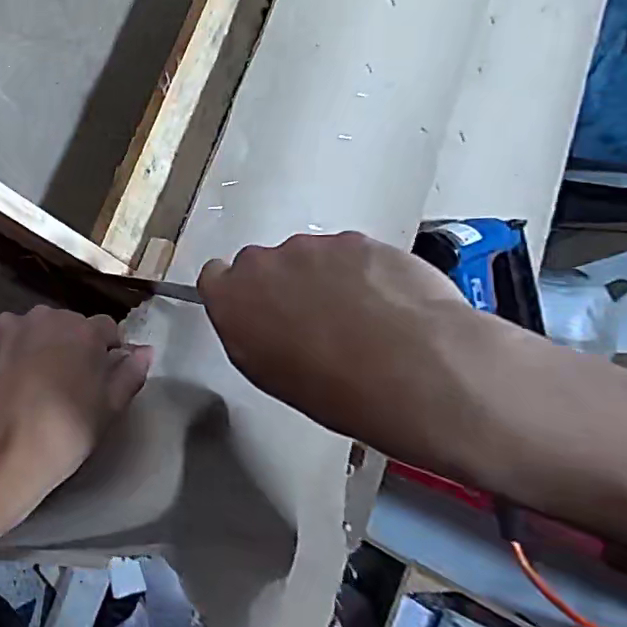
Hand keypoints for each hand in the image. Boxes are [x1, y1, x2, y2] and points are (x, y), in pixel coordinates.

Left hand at [0, 306, 151, 544]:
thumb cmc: (63, 435)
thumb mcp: (108, 411)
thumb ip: (129, 374)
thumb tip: (143, 351)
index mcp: (83, 330)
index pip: (105, 328)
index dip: (105, 351)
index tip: (98, 377)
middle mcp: (46, 315)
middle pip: (66, 324)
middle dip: (68, 345)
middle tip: (63, 383)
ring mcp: (8, 323)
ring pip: (32, 328)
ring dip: (35, 345)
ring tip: (30, 383)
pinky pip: (1, 337)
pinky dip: (5, 351)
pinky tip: (4, 380)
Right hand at [196, 232, 468, 444]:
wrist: (411, 370)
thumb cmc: (335, 387)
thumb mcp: (267, 373)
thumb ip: (248, 331)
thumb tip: (259, 322)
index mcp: (230, 298)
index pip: (216, 277)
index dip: (238, 291)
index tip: (257, 307)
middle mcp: (261, 263)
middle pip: (264, 263)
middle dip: (284, 283)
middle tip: (314, 319)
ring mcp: (311, 247)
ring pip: (310, 255)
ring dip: (326, 276)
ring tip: (360, 317)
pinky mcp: (357, 240)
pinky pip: (351, 252)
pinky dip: (364, 271)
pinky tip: (386, 304)